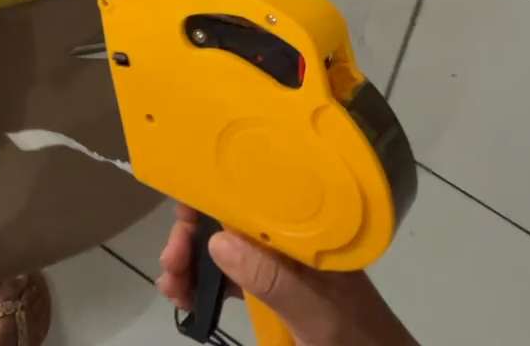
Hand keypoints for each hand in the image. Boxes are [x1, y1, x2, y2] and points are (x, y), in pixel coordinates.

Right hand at [157, 205, 416, 345]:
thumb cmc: (359, 342)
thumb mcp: (317, 315)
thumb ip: (271, 279)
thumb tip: (216, 239)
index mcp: (302, 231)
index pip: (247, 198)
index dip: (208, 202)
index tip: (182, 221)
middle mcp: (287, 240)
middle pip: (227, 223)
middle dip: (191, 238)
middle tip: (170, 264)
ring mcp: (279, 267)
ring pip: (222, 249)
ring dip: (190, 262)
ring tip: (172, 287)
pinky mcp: (273, 292)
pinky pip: (229, 278)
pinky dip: (202, 284)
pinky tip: (185, 297)